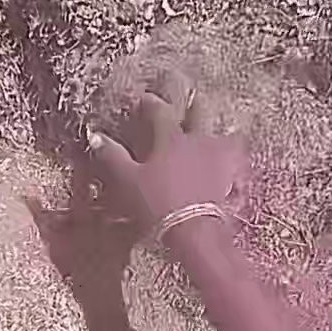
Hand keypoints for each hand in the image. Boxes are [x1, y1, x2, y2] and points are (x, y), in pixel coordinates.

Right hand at [90, 71, 244, 227]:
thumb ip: (113, 156)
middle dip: (192, 105)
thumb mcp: (128, 180)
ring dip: (220, 131)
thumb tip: (96, 136)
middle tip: (191, 99)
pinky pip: (235, 166)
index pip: (160, 111)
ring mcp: (216, 160)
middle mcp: (197, 142)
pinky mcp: (228, 181)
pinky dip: (233, 163)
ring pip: (223, 136)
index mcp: (171, 137)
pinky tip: (232, 167)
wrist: (193, 231)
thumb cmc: (157, 202)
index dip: (150, 103)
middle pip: (199, 114)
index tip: (143, 100)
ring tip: (220, 130)